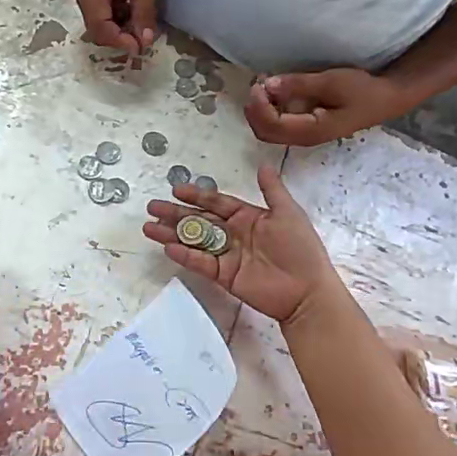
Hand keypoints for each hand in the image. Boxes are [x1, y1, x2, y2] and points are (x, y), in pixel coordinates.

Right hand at [76, 0, 158, 54]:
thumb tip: (145, 42)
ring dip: (122, 33)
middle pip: (98, 32)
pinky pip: (107, 19)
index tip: (139, 47)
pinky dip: (122, 24)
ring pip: (103, 28)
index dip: (118, 41)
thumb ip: (143, 12)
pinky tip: (136, 20)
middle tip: (143, 42)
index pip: (100, 28)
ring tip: (142, 31)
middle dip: (120, 39)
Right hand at [143, 165, 342, 321]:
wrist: (307, 291)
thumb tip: (263, 164)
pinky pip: (201, 263)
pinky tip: (168, 247)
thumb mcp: (288, 213)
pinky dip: (185, 255)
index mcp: (248, 217)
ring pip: (195, 241)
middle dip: (176, 214)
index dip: (197, 196)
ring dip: (172, 234)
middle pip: (200, 221)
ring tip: (149, 228)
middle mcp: (234, 234)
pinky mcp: (225, 276)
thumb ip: (272, 190)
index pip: (217, 203)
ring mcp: (228, 256)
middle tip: (152, 207)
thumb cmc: (301, 249)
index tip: (176, 189)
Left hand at [244, 69, 412, 146]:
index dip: (259, 106)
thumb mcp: (331, 82)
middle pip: (265, 132)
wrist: (386, 99)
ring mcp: (305, 135)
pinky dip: (270, 109)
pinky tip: (274, 92)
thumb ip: (298, 85)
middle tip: (257, 84)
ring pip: (269, 130)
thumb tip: (267, 86)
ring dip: (260, 110)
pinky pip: (279, 123)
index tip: (259, 84)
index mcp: (310, 131)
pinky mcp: (307, 127)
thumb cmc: (361, 90)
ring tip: (263, 86)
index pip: (271, 126)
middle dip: (255, 110)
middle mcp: (303, 138)